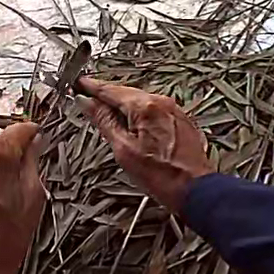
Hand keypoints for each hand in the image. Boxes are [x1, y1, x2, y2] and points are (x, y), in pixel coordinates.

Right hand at [78, 77, 212, 212]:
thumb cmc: (162, 175)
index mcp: (145, 106)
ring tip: (105, 115)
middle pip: (125, 93)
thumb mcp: (123, 149)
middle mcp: (161, 102)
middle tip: (87, 99)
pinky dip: (137, 113)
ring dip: (121, 106)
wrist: (194, 190)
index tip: (79, 84)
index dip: (91, 86)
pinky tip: (130, 124)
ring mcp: (172, 109)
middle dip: (105, 96)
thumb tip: (87, 103)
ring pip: (139, 101)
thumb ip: (103, 121)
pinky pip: (152, 109)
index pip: (110, 90)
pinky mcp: (179, 119)